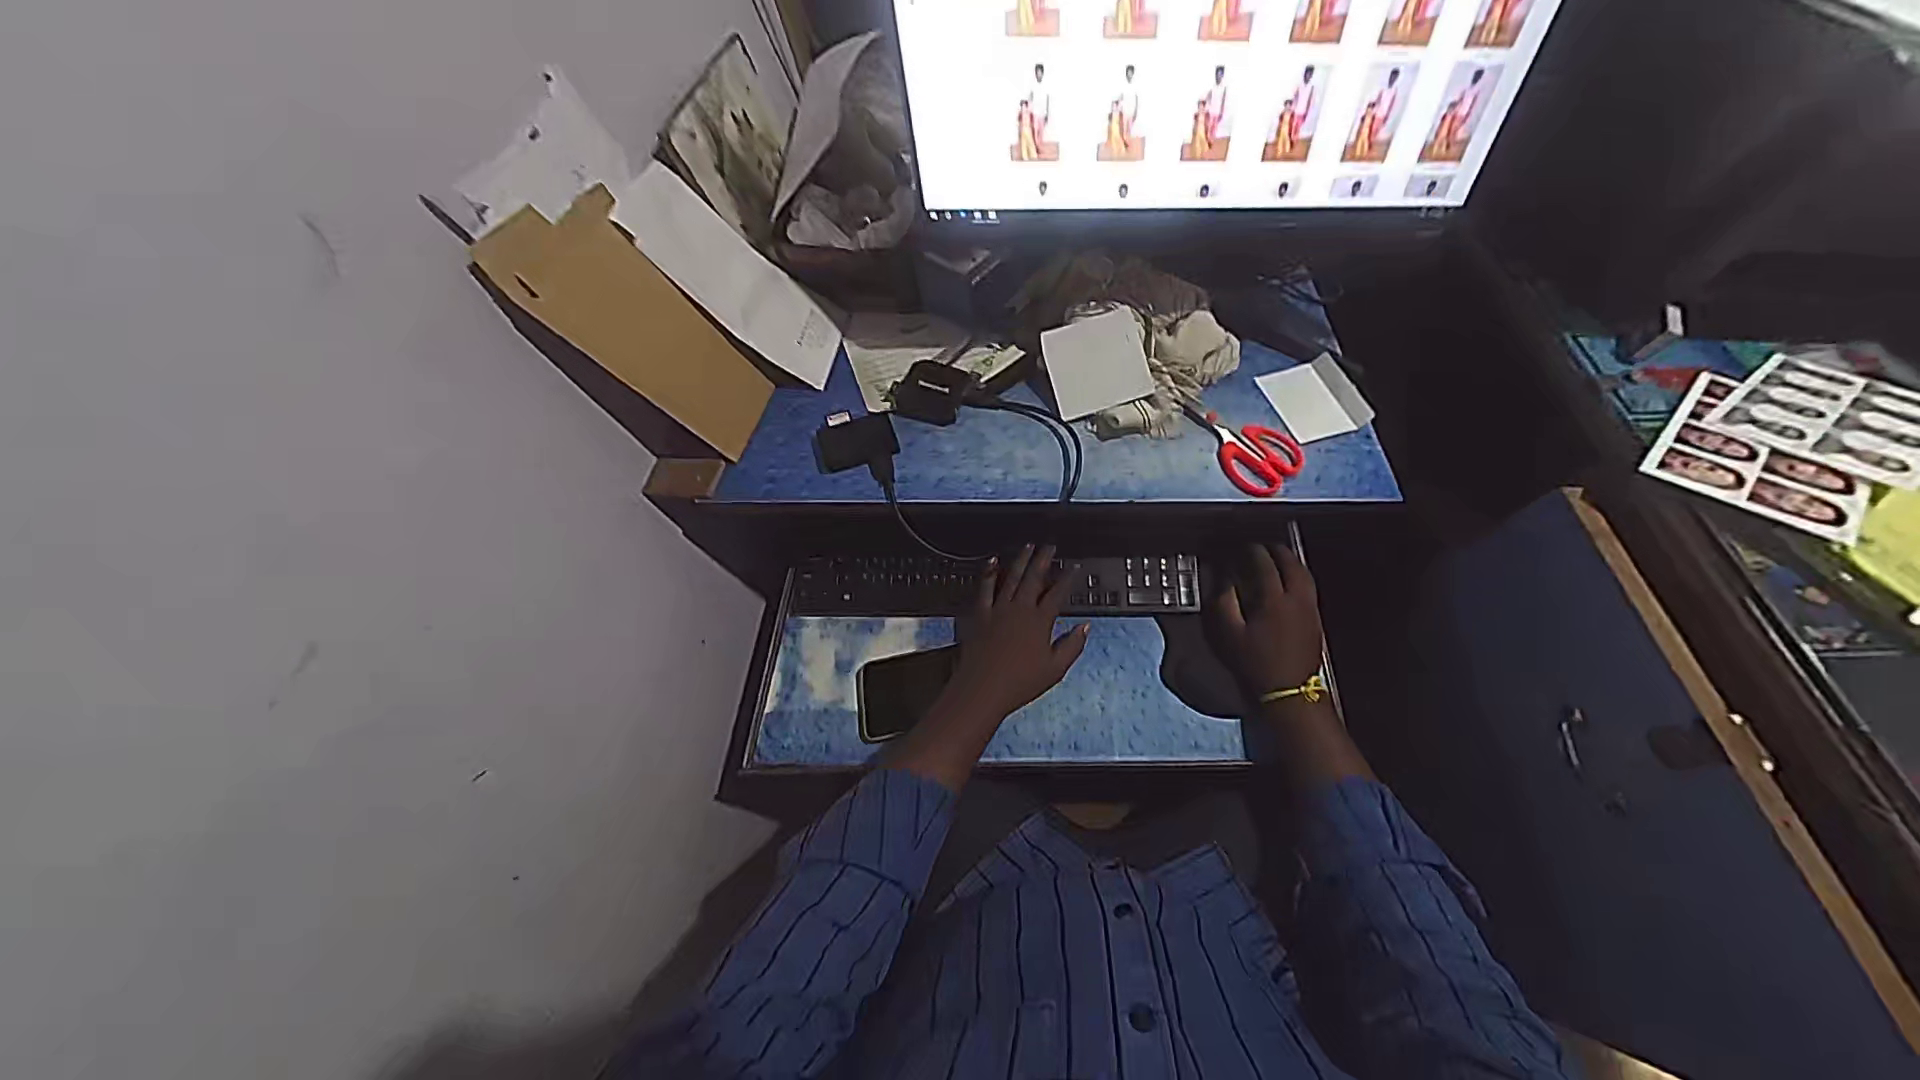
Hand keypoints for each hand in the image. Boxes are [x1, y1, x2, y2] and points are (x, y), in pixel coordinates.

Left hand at [943, 544, 1089, 723]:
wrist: (983, 688)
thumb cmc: (1019, 683)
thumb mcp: (1055, 669)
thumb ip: (1072, 646)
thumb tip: (1084, 628)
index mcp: (1039, 621)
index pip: (1057, 593)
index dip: (1067, 578)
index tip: (1073, 568)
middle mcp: (1019, 610)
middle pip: (1034, 577)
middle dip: (1044, 560)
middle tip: (1049, 547)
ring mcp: (998, 610)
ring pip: (1011, 577)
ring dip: (1020, 560)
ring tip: (1027, 547)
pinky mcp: (980, 615)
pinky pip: (985, 587)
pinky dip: (989, 572)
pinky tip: (992, 562)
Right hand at [1204, 543, 1323, 697]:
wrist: (1289, 691)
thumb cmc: (1255, 664)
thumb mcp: (1229, 635)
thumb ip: (1224, 603)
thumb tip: (1224, 581)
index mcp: (1273, 600)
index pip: (1263, 564)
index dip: (1250, 551)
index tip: (1240, 547)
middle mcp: (1296, 600)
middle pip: (1290, 563)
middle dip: (1274, 551)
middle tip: (1260, 546)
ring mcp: (1310, 609)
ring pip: (1304, 574)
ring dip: (1290, 560)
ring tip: (1277, 557)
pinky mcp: (1315, 619)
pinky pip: (1309, 586)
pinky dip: (1298, 575)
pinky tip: (1288, 580)